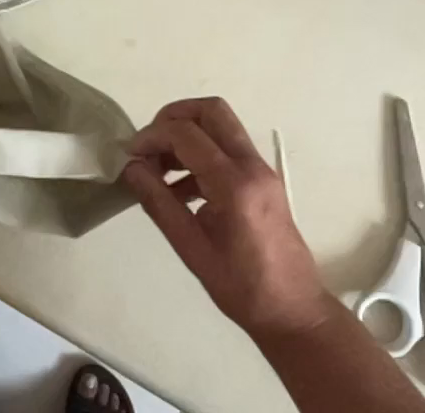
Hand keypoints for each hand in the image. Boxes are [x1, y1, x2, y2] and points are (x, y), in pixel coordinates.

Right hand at [122, 97, 333, 338]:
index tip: (129, 155)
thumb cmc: (242, 288)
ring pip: (220, 125)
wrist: (295, 313)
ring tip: (158, 170)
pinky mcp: (262, 180)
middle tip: (149, 144)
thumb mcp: (191, 248)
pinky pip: (226, 149)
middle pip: (211, 110)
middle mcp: (252, 167)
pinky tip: (178, 188)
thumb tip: (131, 167)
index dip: (151, 136)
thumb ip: (158, 202)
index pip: (185, 134)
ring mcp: (261, 171)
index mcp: (235, 184)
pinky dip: (198, 153)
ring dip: (185, 135)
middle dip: (172, 117)